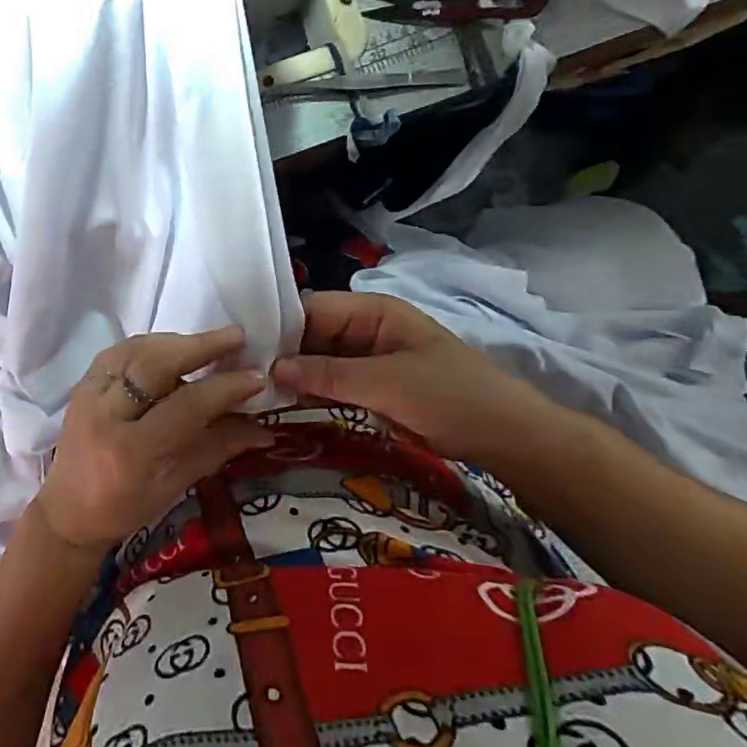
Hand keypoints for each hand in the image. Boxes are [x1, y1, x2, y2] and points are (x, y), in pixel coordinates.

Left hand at [32, 326, 274, 551]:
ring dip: (176, 341)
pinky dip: (150, 344)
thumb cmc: (123, 509)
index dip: (223, 388)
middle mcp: (104, 416)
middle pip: (154, 365)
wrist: (67, 512)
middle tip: (236, 338)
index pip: (184, 407)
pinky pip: (118, 352)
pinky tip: (173, 347)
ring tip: (210, 341)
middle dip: (200, 346)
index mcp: (130, 451)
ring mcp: (87, 396)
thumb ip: (216, 449)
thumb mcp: (174, 486)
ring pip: (134, 350)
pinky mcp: (80, 385)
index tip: (256, 377)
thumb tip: (262, 428)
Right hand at [270, 291, 578, 464]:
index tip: (244, 351)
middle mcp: (365, 329)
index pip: (312, 309)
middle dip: (280, 354)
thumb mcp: (386, 383)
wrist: (506, 437)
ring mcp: (367, 359)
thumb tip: (272, 368)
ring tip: (252, 392)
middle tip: (241, 377)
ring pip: (317, 361)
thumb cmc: (451, 396)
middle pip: (310, 335)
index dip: (278, 327)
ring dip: (292, 376)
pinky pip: (330, 383)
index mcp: (373, 312)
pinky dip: (309, 392)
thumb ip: (327, 374)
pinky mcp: (370, 387)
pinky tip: (280, 404)